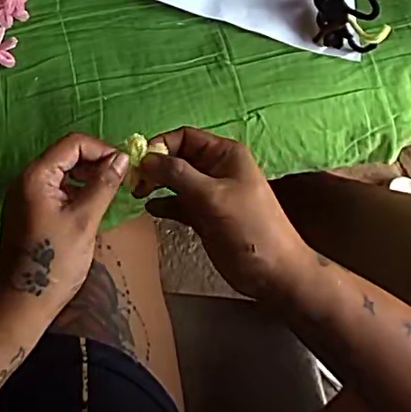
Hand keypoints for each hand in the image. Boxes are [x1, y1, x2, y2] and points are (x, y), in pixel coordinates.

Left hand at [0, 134, 127, 315]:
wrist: (20, 306)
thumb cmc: (53, 262)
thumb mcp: (84, 221)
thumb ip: (104, 185)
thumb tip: (122, 158)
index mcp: (36, 176)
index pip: (73, 144)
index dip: (101, 150)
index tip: (123, 166)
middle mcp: (27, 179)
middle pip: (66, 154)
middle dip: (95, 161)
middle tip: (120, 178)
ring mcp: (25, 195)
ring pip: (62, 170)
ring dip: (87, 175)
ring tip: (109, 191)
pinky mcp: (29, 209)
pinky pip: (56, 187)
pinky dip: (76, 189)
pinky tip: (92, 204)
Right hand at [134, 128, 312, 299]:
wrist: (276, 274)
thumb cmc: (250, 228)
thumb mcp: (213, 197)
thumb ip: (179, 175)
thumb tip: (147, 158)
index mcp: (224, 154)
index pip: (185, 137)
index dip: (161, 145)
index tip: (139, 162)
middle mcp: (216, 169)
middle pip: (177, 157)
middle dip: (155, 165)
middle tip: (135, 181)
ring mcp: (209, 193)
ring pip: (175, 180)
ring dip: (156, 184)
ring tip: (137, 193)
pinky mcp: (204, 216)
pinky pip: (178, 203)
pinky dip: (163, 203)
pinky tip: (150, 208)